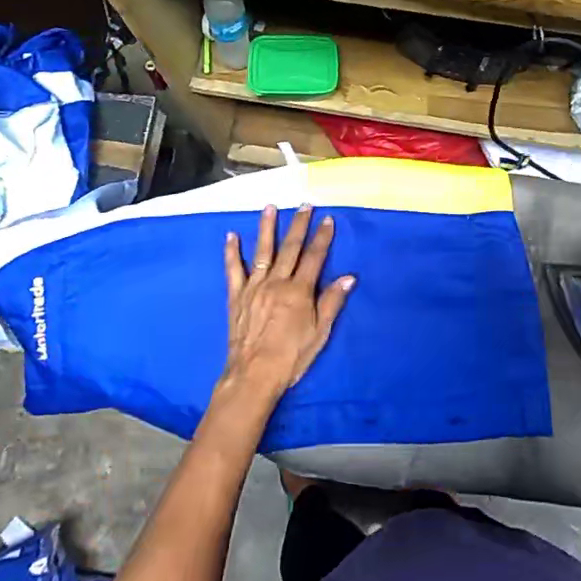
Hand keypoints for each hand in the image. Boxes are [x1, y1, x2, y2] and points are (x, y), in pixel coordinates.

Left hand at [211, 205, 355, 430]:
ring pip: (262, 252)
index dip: (323, 237)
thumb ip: (332, 301)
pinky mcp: (236, 297)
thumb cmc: (292, 355)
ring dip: (266, 228)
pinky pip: (233, 270)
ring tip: (270, 208)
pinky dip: (232, 252)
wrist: (253, 375)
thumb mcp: (321, 331)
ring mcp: (254, 288)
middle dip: (299, 225)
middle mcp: (276, 283)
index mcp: (299, 290)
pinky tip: (231, 236)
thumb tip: (349, 277)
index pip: (315, 257)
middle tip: (305, 205)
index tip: (328, 219)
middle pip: (290, 248)